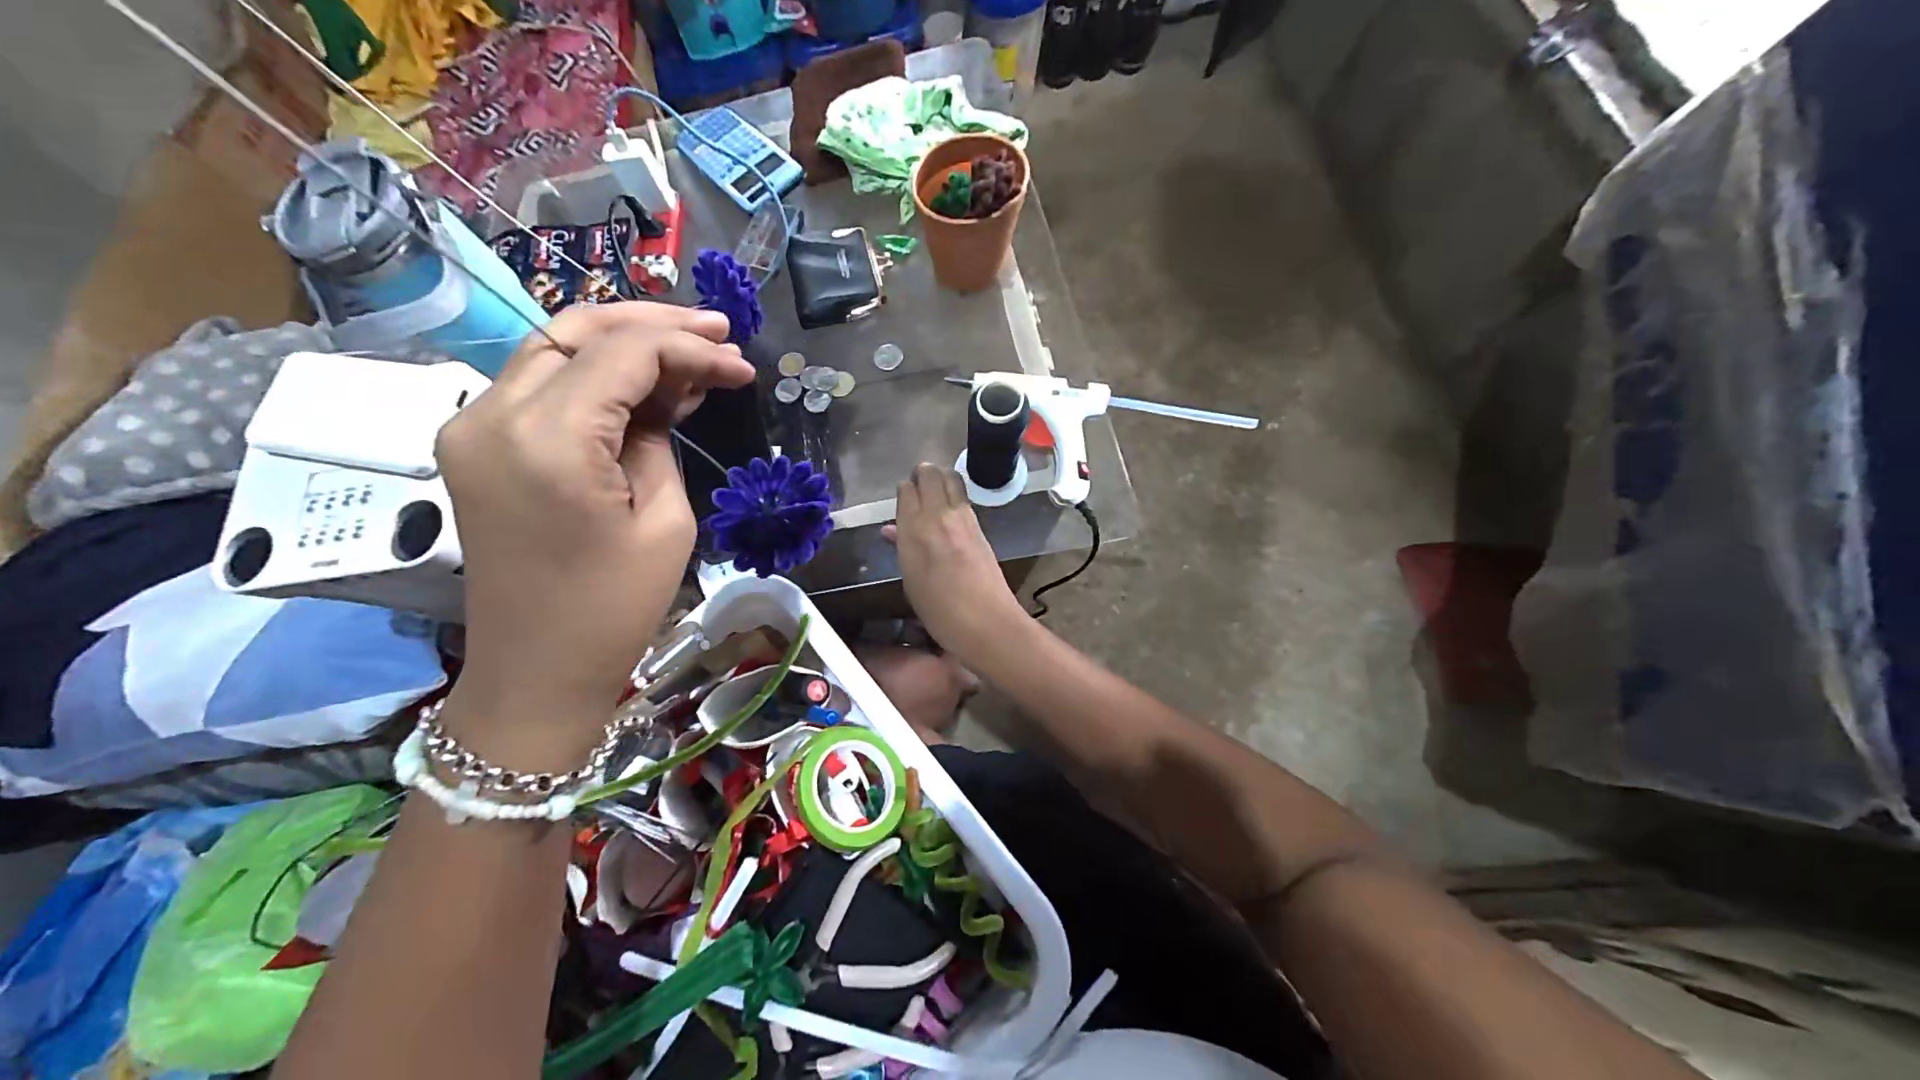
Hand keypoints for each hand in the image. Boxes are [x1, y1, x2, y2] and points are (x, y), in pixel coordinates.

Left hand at [435, 303, 755, 763]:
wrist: (535, 673)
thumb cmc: (613, 609)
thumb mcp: (664, 520)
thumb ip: (657, 438)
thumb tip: (662, 396)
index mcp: (547, 438)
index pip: (623, 353)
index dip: (690, 349)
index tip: (741, 367)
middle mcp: (492, 413)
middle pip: (576, 330)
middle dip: (653, 324)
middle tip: (717, 333)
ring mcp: (472, 426)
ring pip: (553, 348)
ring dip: (622, 344)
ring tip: (690, 355)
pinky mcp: (475, 445)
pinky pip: (538, 386)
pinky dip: (592, 376)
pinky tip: (642, 388)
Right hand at [883, 463, 1029, 660]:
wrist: (987, 622)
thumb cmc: (940, 611)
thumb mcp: (911, 581)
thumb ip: (902, 548)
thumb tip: (892, 530)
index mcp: (914, 528)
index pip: (906, 490)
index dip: (903, 490)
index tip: (902, 498)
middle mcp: (939, 515)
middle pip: (931, 474)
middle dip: (922, 474)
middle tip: (917, 484)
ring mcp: (963, 518)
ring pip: (951, 479)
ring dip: (940, 478)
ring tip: (932, 490)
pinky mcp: (980, 526)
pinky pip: (963, 498)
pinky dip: (953, 495)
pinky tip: (948, 508)